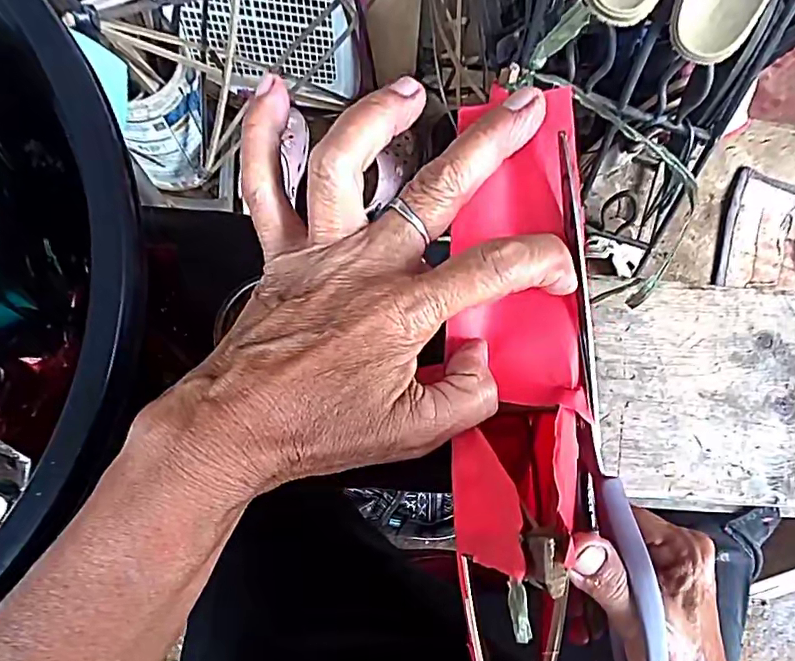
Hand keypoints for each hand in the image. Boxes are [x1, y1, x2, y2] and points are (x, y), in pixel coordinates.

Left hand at [165, 76, 575, 496]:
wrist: (240, 427)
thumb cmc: (313, 426)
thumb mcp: (414, 431)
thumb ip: (468, 396)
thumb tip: (480, 360)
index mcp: (404, 311)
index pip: (491, 269)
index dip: (538, 262)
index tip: (554, 270)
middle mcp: (363, 268)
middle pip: (437, 188)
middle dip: (491, 144)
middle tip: (520, 116)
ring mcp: (319, 254)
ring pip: (349, 161)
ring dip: (382, 117)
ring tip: (408, 94)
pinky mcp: (282, 258)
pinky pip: (265, 184)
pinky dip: (266, 136)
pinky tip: (276, 101)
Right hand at [565, 509, 745, 660]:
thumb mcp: (637, 619)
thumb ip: (608, 579)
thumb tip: (582, 546)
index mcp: (683, 549)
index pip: (623, 515)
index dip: (588, 529)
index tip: (564, 546)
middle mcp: (678, 551)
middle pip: (612, 539)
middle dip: (585, 567)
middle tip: (572, 593)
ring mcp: (665, 568)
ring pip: (609, 560)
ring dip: (588, 587)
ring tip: (583, 615)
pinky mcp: (654, 584)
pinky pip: (616, 576)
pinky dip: (598, 596)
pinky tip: (592, 619)